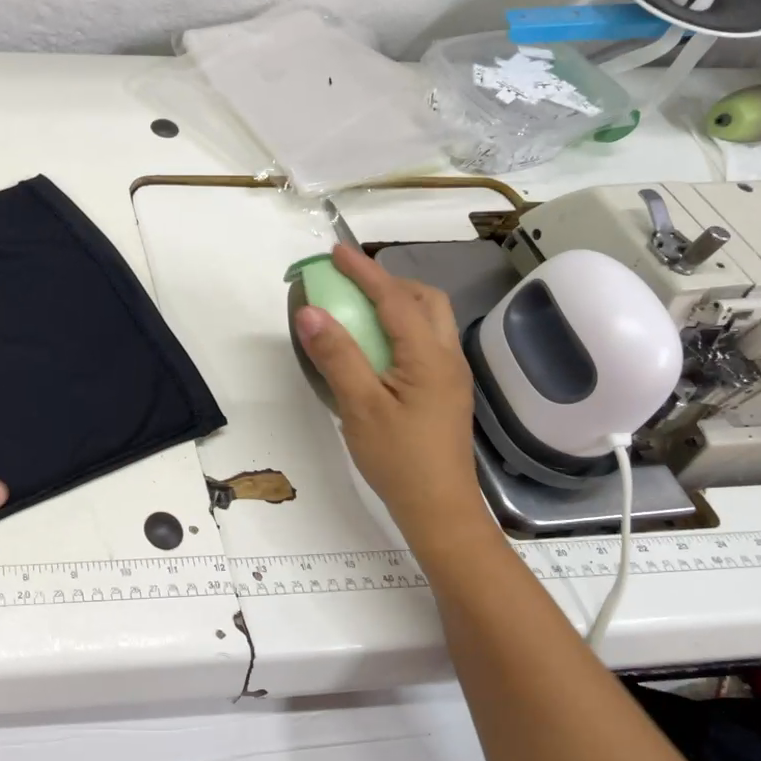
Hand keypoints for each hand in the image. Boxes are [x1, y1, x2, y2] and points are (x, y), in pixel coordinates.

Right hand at [293, 245, 488, 544]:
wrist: (438, 509)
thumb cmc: (399, 458)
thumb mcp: (360, 406)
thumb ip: (337, 355)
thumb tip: (310, 311)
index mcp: (429, 356)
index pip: (394, 299)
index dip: (364, 271)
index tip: (335, 251)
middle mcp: (447, 358)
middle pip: (425, 301)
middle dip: (388, 282)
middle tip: (350, 283)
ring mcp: (450, 376)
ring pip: (429, 321)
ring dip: (396, 304)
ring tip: (358, 310)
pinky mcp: (443, 393)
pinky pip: (424, 342)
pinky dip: (398, 327)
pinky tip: (374, 348)